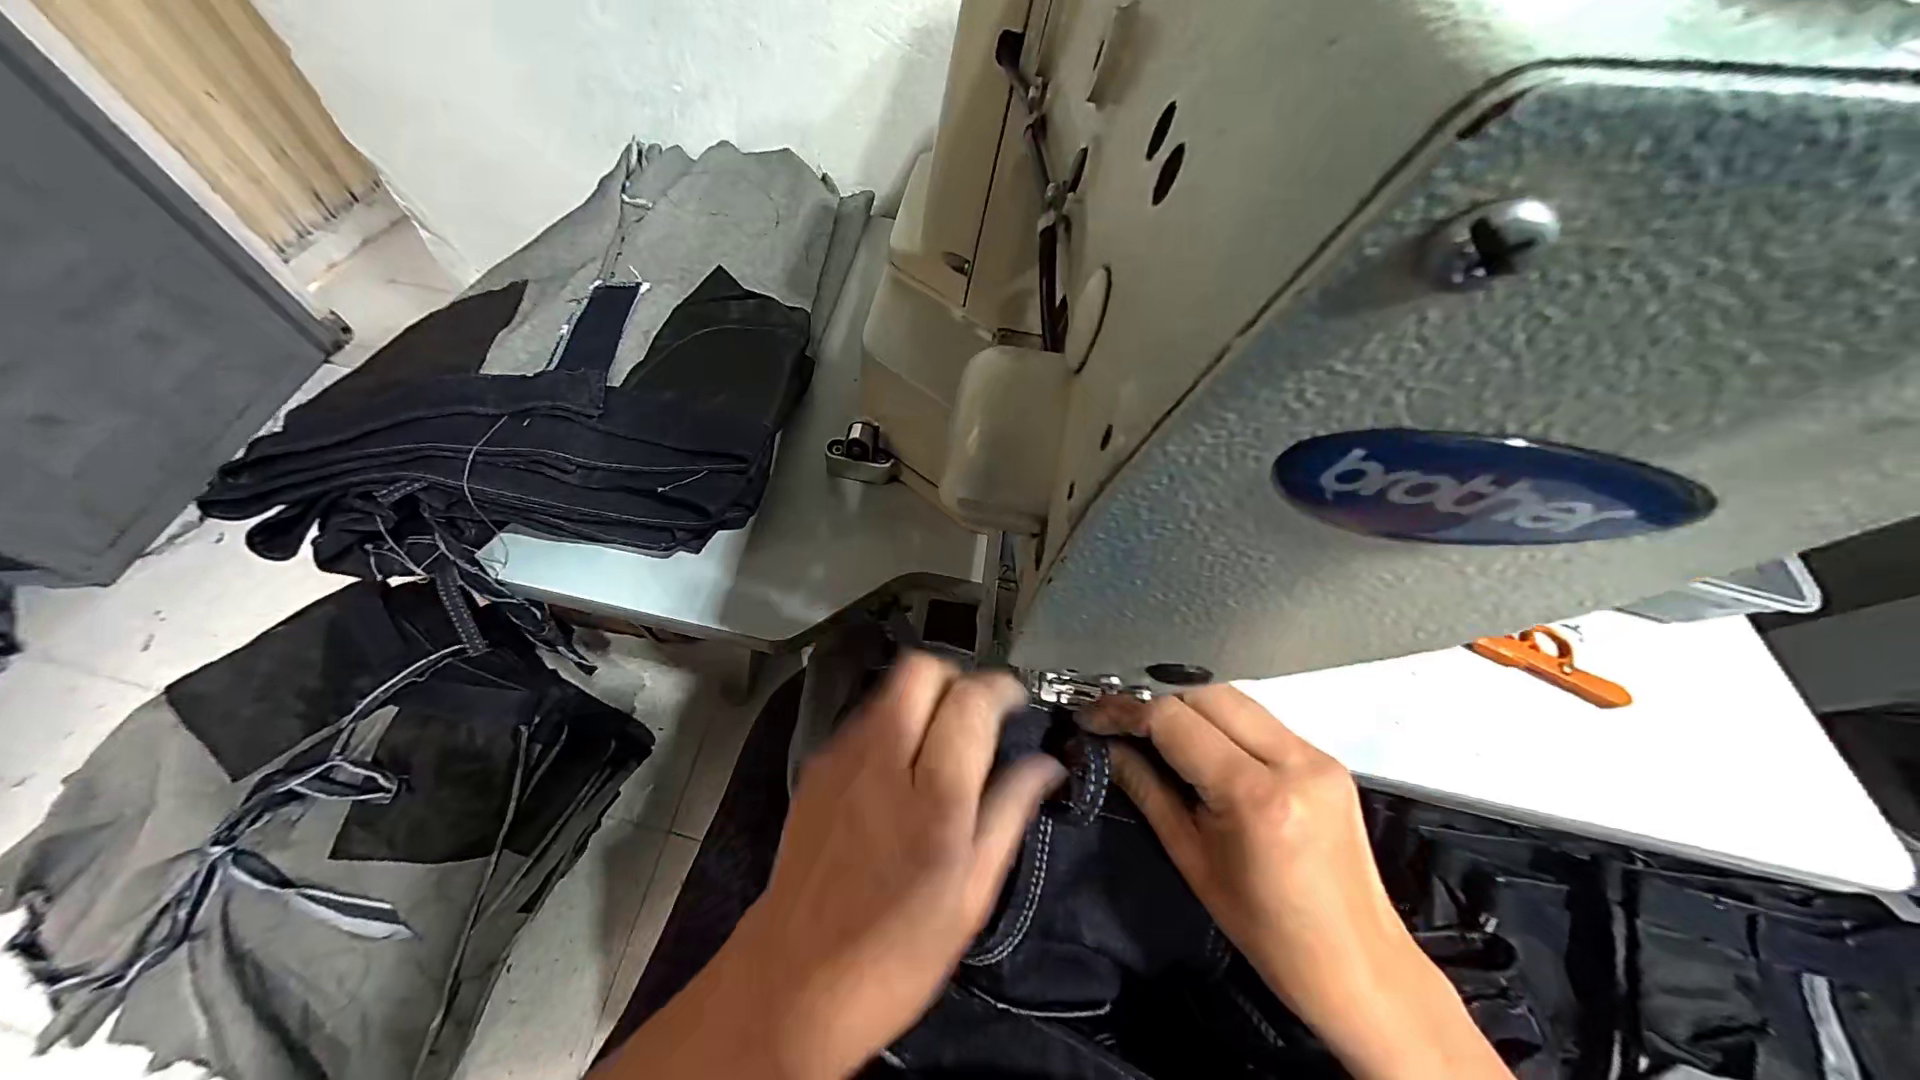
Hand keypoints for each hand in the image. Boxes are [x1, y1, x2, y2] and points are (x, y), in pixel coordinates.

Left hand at [600, 652, 1063, 1079]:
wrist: (792, 979)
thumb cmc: (899, 950)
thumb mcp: (973, 892)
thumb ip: (1011, 811)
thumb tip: (1048, 764)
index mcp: (933, 797)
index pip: (971, 700)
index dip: (1002, 688)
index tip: (1016, 702)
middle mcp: (881, 759)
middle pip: (922, 669)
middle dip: (958, 678)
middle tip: (976, 715)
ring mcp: (840, 756)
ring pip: (890, 685)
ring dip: (925, 696)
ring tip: (942, 740)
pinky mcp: (816, 764)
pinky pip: (865, 715)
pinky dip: (893, 719)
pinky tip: (901, 764)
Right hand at [1089, 686, 1509, 1079]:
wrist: (1357, 966)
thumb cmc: (1267, 929)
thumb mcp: (1189, 858)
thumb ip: (1146, 788)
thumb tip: (1108, 747)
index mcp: (1257, 796)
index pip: (1174, 719)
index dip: (1124, 711)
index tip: (1093, 716)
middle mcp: (1295, 762)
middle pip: (1206, 693)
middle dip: (1155, 701)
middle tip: (1121, 723)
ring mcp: (1317, 756)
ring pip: (1234, 698)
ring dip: (1187, 706)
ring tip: (1154, 731)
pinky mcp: (1327, 759)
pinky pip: (1260, 719)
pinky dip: (1221, 721)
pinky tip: (1200, 745)